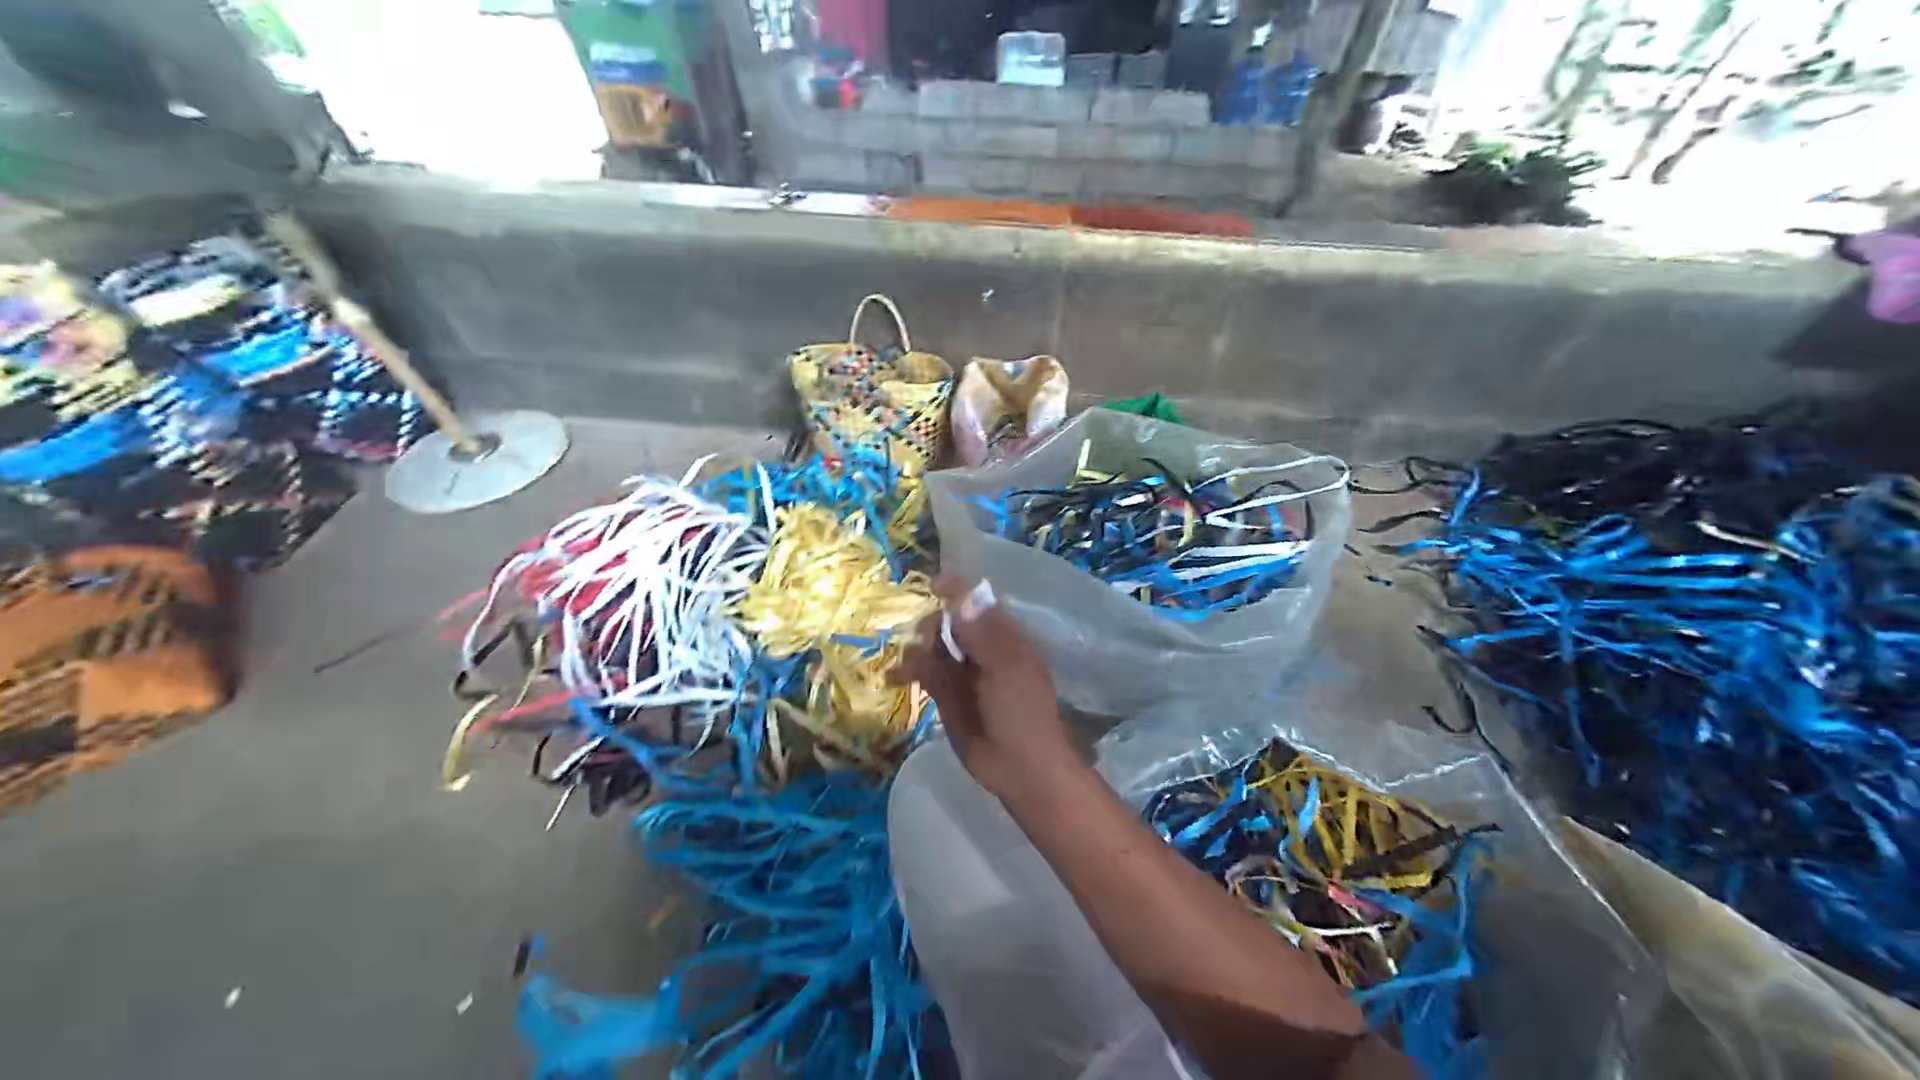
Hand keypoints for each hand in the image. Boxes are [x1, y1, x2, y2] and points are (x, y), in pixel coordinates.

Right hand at [896, 576, 1078, 798]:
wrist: (1022, 767)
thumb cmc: (1022, 712)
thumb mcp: (1007, 667)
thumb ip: (983, 633)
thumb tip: (963, 597)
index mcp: (1004, 636)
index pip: (977, 602)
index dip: (957, 590)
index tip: (933, 586)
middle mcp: (981, 648)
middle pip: (948, 622)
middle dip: (931, 624)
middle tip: (924, 638)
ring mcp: (963, 672)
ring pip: (932, 646)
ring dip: (916, 647)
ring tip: (909, 664)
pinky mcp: (946, 696)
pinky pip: (923, 673)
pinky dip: (907, 671)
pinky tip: (895, 678)